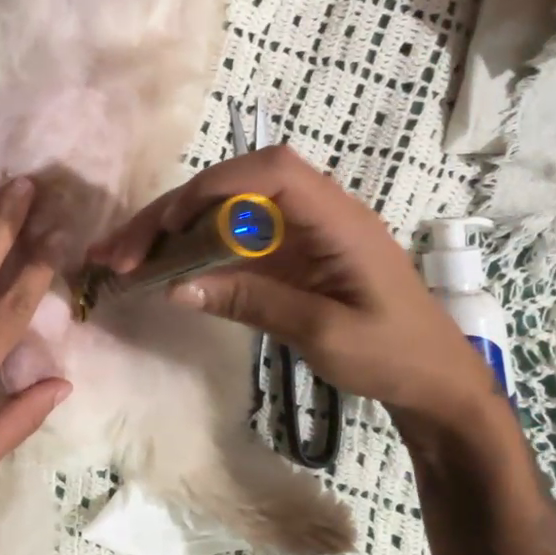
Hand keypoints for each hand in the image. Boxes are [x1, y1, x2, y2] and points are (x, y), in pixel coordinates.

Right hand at [91, 146, 494, 424]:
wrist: (436, 381)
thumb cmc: (394, 356)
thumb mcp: (325, 335)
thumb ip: (254, 302)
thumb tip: (176, 285)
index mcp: (338, 220)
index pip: (271, 173)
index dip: (214, 186)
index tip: (170, 223)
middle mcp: (315, 213)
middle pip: (233, 188)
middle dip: (171, 212)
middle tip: (119, 253)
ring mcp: (299, 232)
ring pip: (223, 210)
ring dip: (170, 230)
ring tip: (122, 259)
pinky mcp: (287, 254)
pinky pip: (229, 238)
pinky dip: (190, 249)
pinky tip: (158, 267)